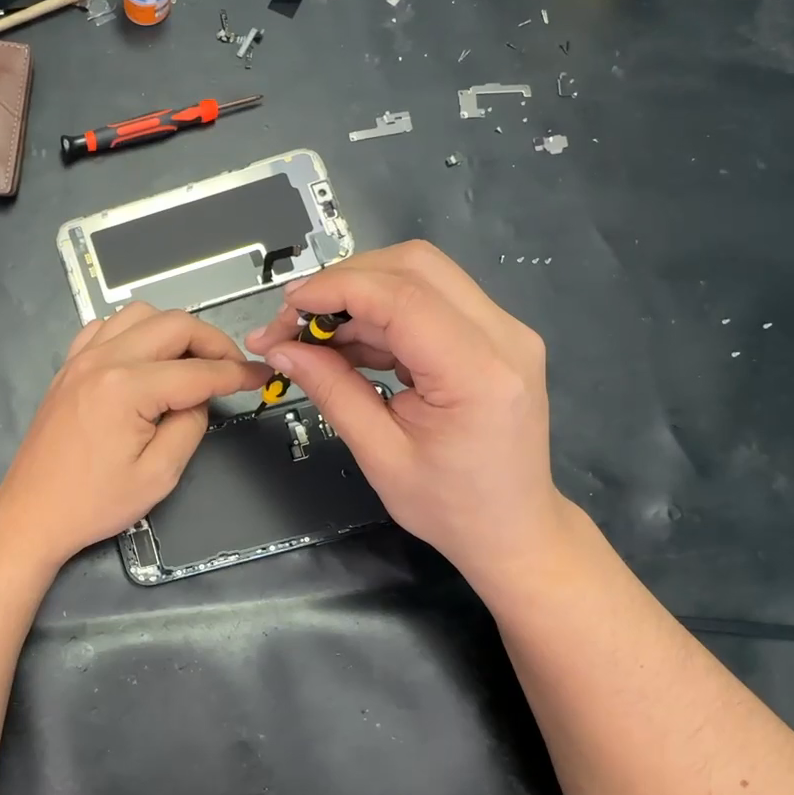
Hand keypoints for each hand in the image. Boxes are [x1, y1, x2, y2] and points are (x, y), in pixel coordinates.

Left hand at [0, 303, 271, 565]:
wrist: (33, 513)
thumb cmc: (94, 503)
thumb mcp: (158, 475)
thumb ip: (189, 426)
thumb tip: (199, 397)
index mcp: (126, 387)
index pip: (197, 370)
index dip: (236, 373)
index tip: (261, 376)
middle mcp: (102, 360)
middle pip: (172, 324)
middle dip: (211, 342)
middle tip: (231, 369)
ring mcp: (80, 359)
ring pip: (139, 314)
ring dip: (173, 330)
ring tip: (191, 362)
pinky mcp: (67, 368)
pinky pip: (105, 328)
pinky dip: (134, 332)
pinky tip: (144, 358)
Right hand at [245, 241, 565, 580]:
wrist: (512, 528)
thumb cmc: (448, 506)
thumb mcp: (378, 454)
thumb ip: (332, 391)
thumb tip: (281, 349)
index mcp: (477, 372)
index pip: (401, 297)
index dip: (336, 290)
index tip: (285, 309)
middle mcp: (503, 335)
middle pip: (415, 266)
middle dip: (345, 282)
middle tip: (295, 320)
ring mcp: (504, 330)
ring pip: (420, 276)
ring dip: (359, 296)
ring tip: (312, 338)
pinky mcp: (493, 336)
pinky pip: (429, 302)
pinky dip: (380, 314)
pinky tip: (346, 345)